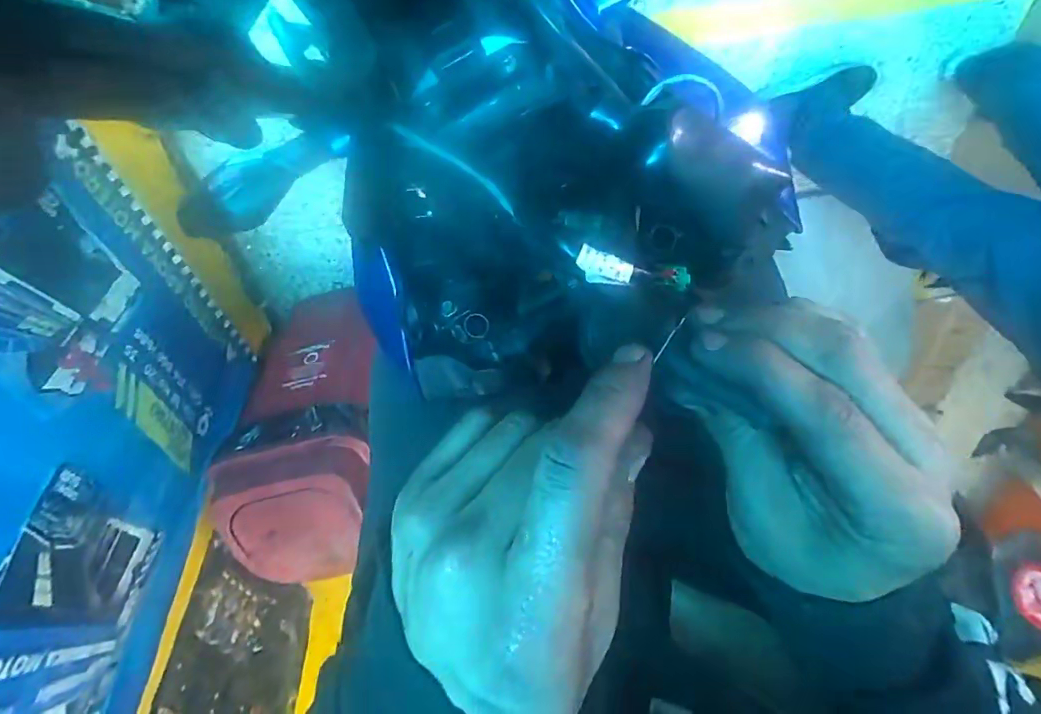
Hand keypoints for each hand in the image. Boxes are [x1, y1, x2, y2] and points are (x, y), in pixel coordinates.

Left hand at [391, 347, 654, 713]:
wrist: (471, 692)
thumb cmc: (554, 656)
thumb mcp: (603, 598)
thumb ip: (614, 505)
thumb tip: (632, 426)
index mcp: (525, 593)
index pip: (567, 469)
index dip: (605, 404)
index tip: (634, 360)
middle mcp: (461, 548)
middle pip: (540, 437)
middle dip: (585, 424)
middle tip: (607, 440)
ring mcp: (424, 519)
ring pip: (510, 422)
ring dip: (547, 428)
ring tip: (554, 468)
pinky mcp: (406, 498)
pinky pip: (474, 423)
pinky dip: (508, 428)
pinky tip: (517, 459)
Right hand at [676, 298, 958, 602]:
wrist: (858, 569)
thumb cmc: (806, 560)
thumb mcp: (762, 520)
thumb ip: (740, 439)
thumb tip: (703, 366)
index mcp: (900, 507)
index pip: (831, 413)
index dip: (763, 366)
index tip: (704, 343)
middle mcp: (924, 447)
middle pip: (846, 357)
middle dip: (768, 328)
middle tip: (706, 320)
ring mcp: (915, 411)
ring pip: (848, 336)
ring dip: (778, 316)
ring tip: (722, 314)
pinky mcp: (896, 389)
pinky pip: (847, 335)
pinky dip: (796, 320)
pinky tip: (756, 319)